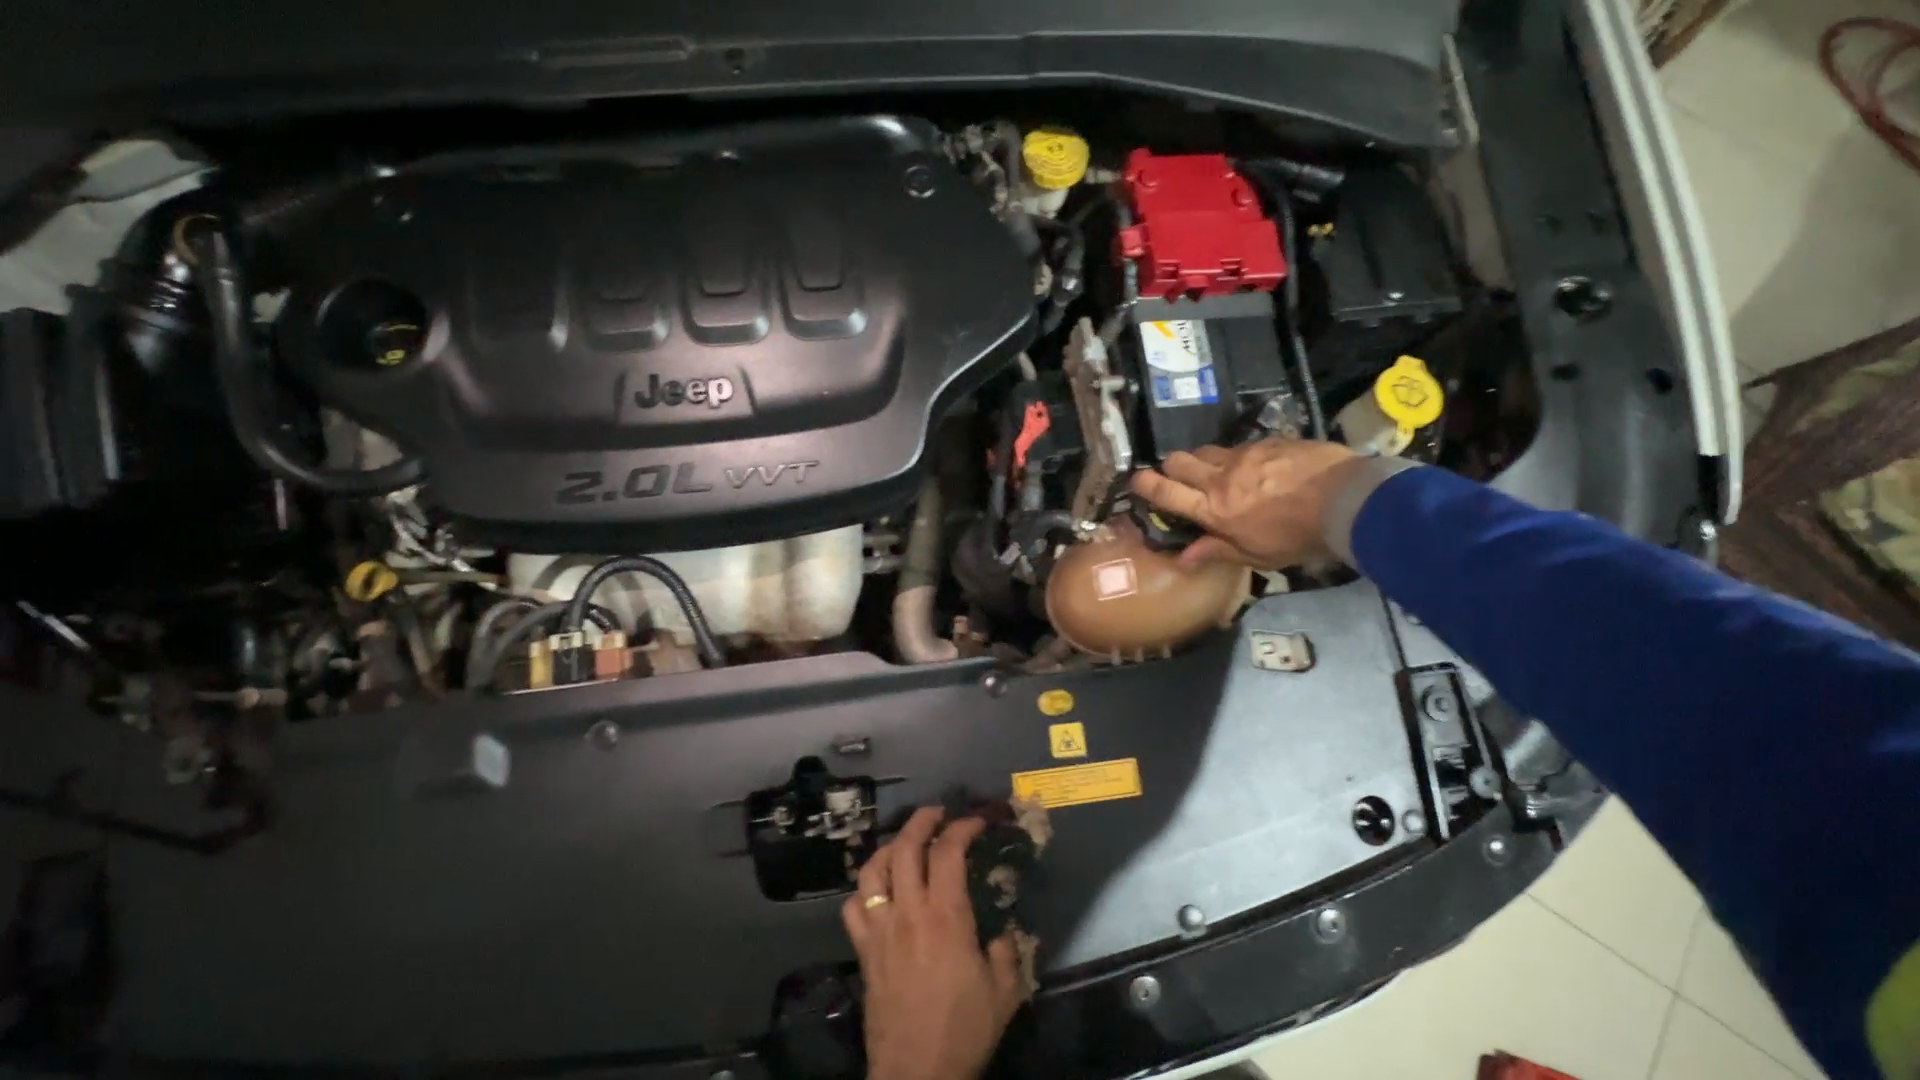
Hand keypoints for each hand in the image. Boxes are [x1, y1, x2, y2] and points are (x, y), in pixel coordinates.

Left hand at [843, 807, 1027, 1079]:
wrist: (916, 1072)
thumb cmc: (963, 1030)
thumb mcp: (1005, 991)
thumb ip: (1008, 951)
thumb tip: (1005, 931)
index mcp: (946, 917)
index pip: (948, 852)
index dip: (963, 827)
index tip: (977, 821)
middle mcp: (908, 913)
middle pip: (904, 848)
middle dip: (921, 821)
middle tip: (938, 812)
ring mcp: (880, 930)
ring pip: (872, 870)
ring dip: (888, 846)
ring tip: (904, 841)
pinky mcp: (863, 950)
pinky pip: (854, 907)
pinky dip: (864, 888)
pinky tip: (877, 889)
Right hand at [1129, 439, 1362, 569]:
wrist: (1346, 500)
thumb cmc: (1299, 538)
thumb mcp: (1258, 555)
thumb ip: (1218, 550)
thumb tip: (1183, 557)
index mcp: (1214, 510)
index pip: (1166, 492)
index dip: (1146, 486)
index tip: (1136, 482)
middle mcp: (1221, 478)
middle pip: (1178, 461)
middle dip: (1171, 467)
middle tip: (1178, 479)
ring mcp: (1244, 456)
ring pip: (1206, 450)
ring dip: (1202, 461)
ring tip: (1215, 473)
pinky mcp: (1267, 442)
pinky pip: (1240, 447)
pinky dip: (1237, 457)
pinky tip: (1255, 469)